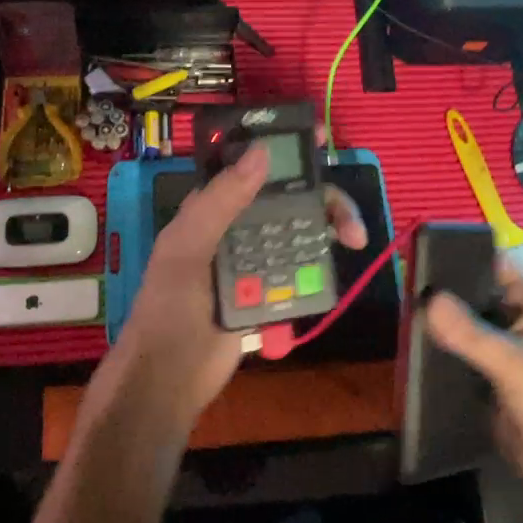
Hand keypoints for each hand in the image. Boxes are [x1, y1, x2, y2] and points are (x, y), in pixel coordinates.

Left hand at [87, 144, 367, 427]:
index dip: (284, 150)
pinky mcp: (265, 292)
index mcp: (210, 208)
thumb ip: (222, 200)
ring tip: (353, 240)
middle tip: (350, 219)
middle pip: (287, 199)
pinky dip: (317, 266)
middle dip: (322, 200)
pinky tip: (335, 269)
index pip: (250, 166)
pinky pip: (298, 269)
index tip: (323, 141)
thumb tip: (261, 152)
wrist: (169, 381)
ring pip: (297, 232)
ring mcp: (251, 261)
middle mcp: (234, 227)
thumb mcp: (188, 247)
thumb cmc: (169, 308)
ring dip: (327, 231)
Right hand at [424, 266, 522, 508]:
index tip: (422, 250)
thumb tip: (427, 299)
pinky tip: (411, 346)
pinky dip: (440, 352)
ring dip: (439, 323)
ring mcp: (502, 352)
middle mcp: (518, 322)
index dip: (462, 254)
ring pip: (464, 327)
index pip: (495, 264)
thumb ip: (470, 333)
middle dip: (443, 291)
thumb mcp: (513, 364)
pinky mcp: (488, 381)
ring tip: (400, 312)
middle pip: (474, 294)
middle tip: (403, 284)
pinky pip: (459, 357)